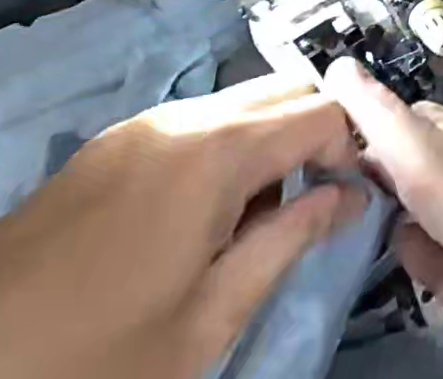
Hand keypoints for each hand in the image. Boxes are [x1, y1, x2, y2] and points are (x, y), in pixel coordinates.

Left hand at [0, 74, 366, 378]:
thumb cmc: (90, 366)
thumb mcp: (208, 318)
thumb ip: (291, 240)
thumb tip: (351, 197)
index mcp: (216, 151)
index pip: (322, 111)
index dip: (352, 145)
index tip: (353, 195)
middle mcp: (181, 117)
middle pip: (283, 90)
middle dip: (315, 132)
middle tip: (311, 202)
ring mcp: (135, 129)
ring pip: (237, 105)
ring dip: (268, 142)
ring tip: (256, 218)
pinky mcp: (103, 151)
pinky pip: (191, 126)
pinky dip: (223, 151)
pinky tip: (201, 218)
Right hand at [323, 58, 442, 305]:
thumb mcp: (420, 158)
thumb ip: (375, 115)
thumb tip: (334, 63)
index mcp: (420, 124)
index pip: (360, 150)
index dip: (358, 191)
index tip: (371, 220)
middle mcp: (438, 143)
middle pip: (389, 200)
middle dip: (404, 237)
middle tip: (428, 252)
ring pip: (416, 226)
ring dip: (429, 257)